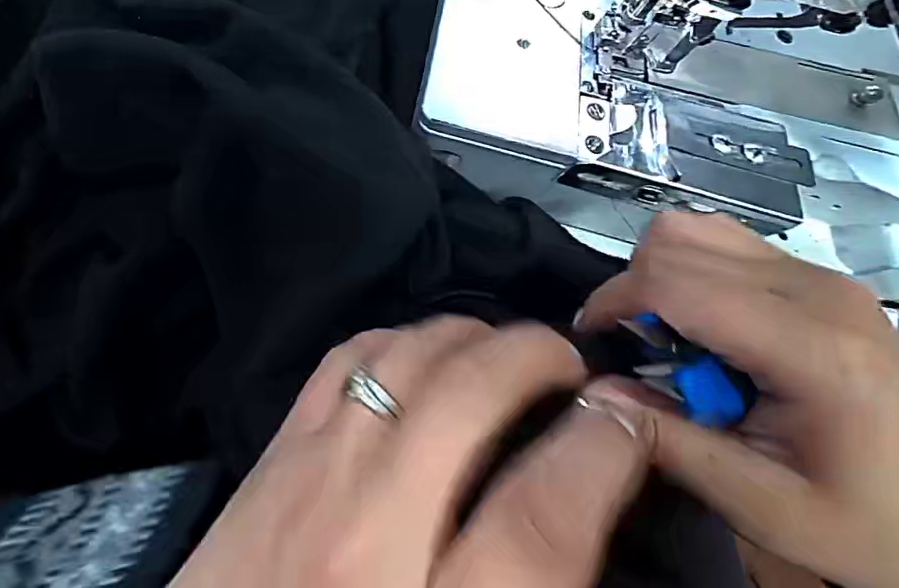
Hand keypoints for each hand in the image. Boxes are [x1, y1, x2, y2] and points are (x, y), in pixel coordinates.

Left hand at [171, 317, 648, 587]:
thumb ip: (524, 580)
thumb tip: (581, 504)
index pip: (537, 523)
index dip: (600, 453)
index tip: (629, 418)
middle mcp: (365, 539)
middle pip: (467, 400)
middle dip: (535, 357)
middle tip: (569, 362)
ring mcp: (309, 482)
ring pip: (404, 360)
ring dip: (468, 335)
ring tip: (503, 346)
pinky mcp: (269, 458)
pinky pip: (344, 361)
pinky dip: (395, 339)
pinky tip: (421, 349)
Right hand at [577, 213, 898, 587]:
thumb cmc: (876, 528)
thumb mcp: (772, 510)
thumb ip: (677, 445)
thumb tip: (599, 393)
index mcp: (813, 349)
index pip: (682, 282)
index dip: (618, 298)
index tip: (591, 334)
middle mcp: (818, 291)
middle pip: (682, 239)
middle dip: (636, 286)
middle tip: (637, 347)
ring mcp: (821, 275)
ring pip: (700, 228)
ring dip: (664, 272)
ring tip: (672, 337)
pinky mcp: (818, 276)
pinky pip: (728, 242)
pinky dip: (694, 270)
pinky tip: (707, 325)